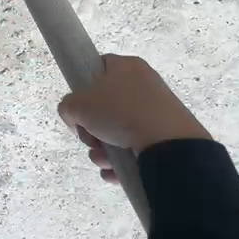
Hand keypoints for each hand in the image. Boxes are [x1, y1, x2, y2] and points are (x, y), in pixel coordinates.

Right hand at [57, 54, 210, 181]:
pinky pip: (139, 145)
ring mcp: (160, 111)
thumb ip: (67, 107)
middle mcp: (145, 84)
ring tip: (103, 161)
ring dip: (104, 148)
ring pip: (120, 128)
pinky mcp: (171, 135)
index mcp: (126, 66)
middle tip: (90, 139)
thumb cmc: (119, 113)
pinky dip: (124, 160)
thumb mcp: (76, 105)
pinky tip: (115, 172)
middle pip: (106, 105)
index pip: (97, 69)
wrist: (170, 145)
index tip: (79, 107)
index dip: (82, 88)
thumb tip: (78, 120)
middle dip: (92, 128)